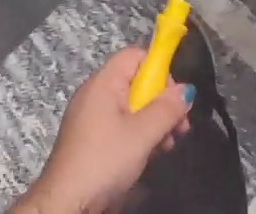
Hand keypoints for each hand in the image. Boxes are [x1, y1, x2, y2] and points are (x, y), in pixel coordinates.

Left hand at [14, 48, 193, 212]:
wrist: (68, 199)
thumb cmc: (105, 159)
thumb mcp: (141, 135)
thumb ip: (166, 110)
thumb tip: (187, 88)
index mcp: (103, 82)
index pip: (134, 56)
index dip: (158, 70)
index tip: (175, 97)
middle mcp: (96, 92)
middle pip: (136, 83)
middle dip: (161, 102)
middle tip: (180, 128)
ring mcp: (92, 115)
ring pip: (131, 107)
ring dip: (153, 123)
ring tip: (166, 146)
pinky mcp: (93, 137)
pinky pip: (121, 124)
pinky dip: (138, 135)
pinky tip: (149, 155)